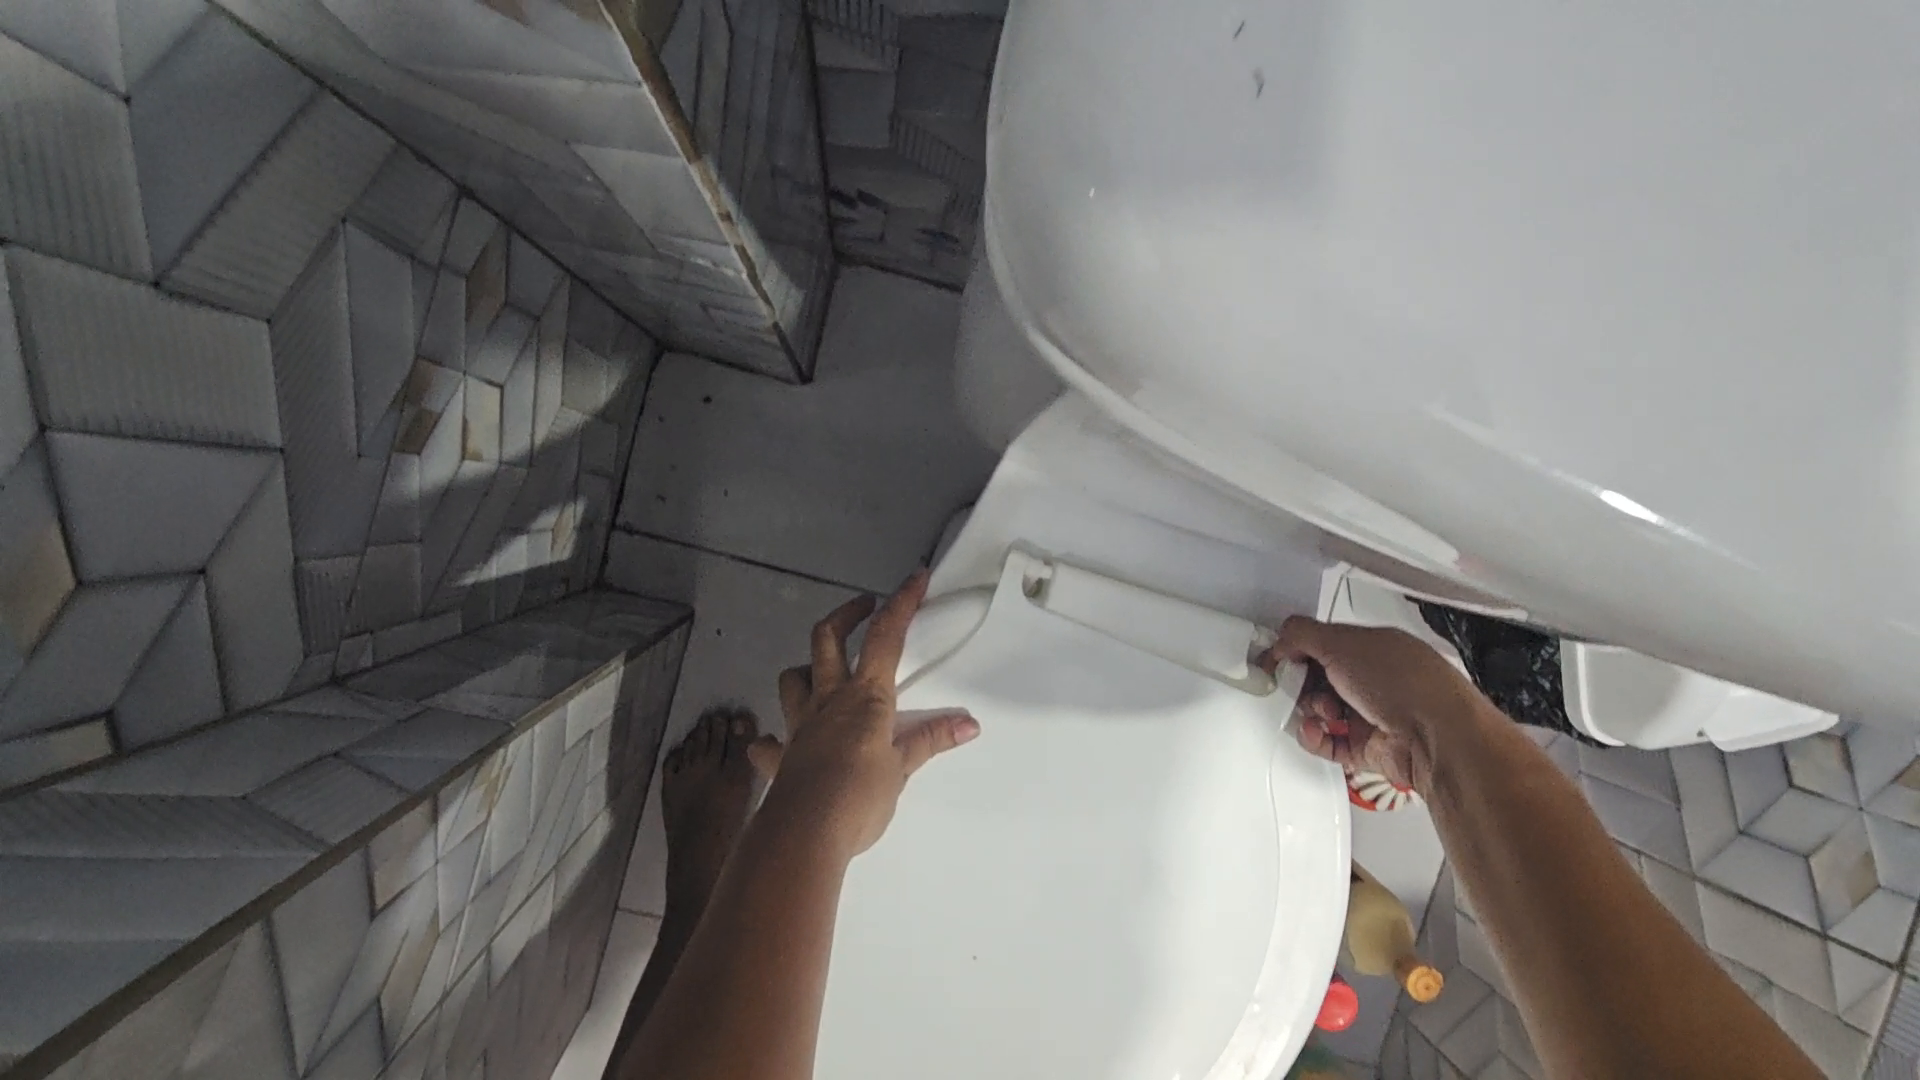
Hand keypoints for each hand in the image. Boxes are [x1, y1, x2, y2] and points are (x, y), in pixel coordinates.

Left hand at [756, 571, 980, 860]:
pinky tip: (777, 747)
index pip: (886, 637)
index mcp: (865, 697)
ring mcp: (799, 726)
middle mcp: (828, 700)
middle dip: (845, 615)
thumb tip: (969, 724)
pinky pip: (769, 743)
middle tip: (863, 606)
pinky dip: (773, 741)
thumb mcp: (902, 769)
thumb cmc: (859, 797)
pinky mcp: (780, 757)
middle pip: (826, 640)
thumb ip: (930, 741)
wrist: (804, 834)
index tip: (915, 577)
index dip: (902, 602)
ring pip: (792, 679)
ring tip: (821, 674)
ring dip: (806, 669)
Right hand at [1257, 616, 1485, 796]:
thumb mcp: (1342, 643)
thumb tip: (1280, 639)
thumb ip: (1301, 635)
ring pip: (1321, 711)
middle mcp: (1375, 679)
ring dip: (1308, 711)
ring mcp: (1373, 714)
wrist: (1439, 738)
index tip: (1277, 658)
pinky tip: (1315, 731)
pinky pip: (1328, 742)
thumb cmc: (1407, 684)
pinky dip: (1315, 738)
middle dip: (1300, 683)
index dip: (1296, 649)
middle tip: (1291, 686)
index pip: (1324, 643)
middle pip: (1319, 679)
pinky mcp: (1368, 746)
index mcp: (1374, 647)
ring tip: (1316, 712)